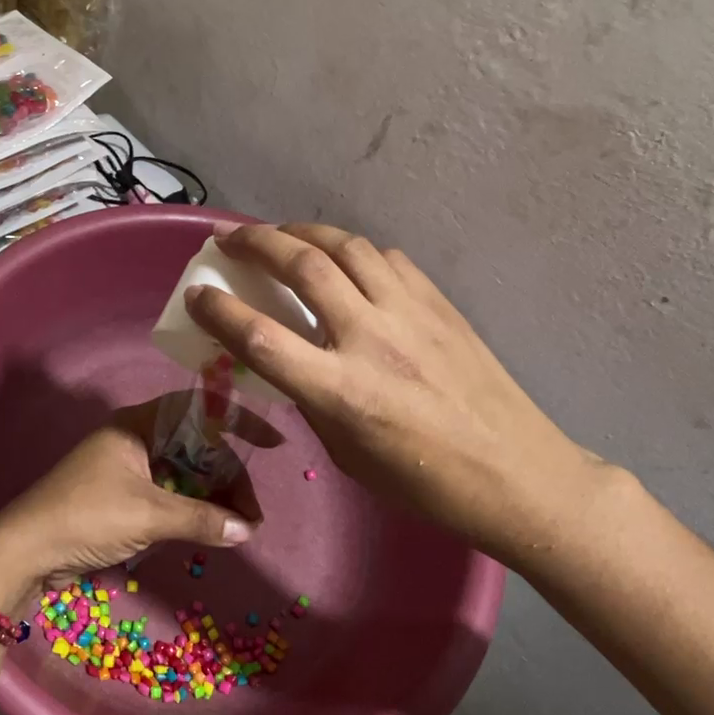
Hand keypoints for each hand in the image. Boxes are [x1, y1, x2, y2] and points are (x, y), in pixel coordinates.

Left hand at [0, 406, 265, 606]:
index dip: (238, 421)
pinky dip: (192, 509)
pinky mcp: (123, 496)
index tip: (272, 443)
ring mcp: (128, 467)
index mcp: (137, 424)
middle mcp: (135, 438)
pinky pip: (169, 493)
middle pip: (196, 446)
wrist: (26, 550)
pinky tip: (211, 529)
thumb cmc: (86, 517)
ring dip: (212, 497)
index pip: (199, 409)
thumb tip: (246, 530)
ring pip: (185, 472)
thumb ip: (201, 518)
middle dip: (227, 476)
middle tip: (251, 516)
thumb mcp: (148, 515)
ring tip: (238, 528)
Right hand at [184, 222, 622, 561]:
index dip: (218, 309)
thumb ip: (310, 399)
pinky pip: (387, 259)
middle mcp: (371, 340)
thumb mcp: (346, 454)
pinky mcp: (440, 304)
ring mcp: (410, 314)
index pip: (260, 336)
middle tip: (227, 237)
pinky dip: (353, 251)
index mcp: (341, 391)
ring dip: (303, 232)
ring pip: (346, 246)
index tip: (196, 293)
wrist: (518, 474)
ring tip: (280, 235)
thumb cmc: (424, 482)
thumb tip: (286, 359)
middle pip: (301, 266)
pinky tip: (343, 260)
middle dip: (255, 243)